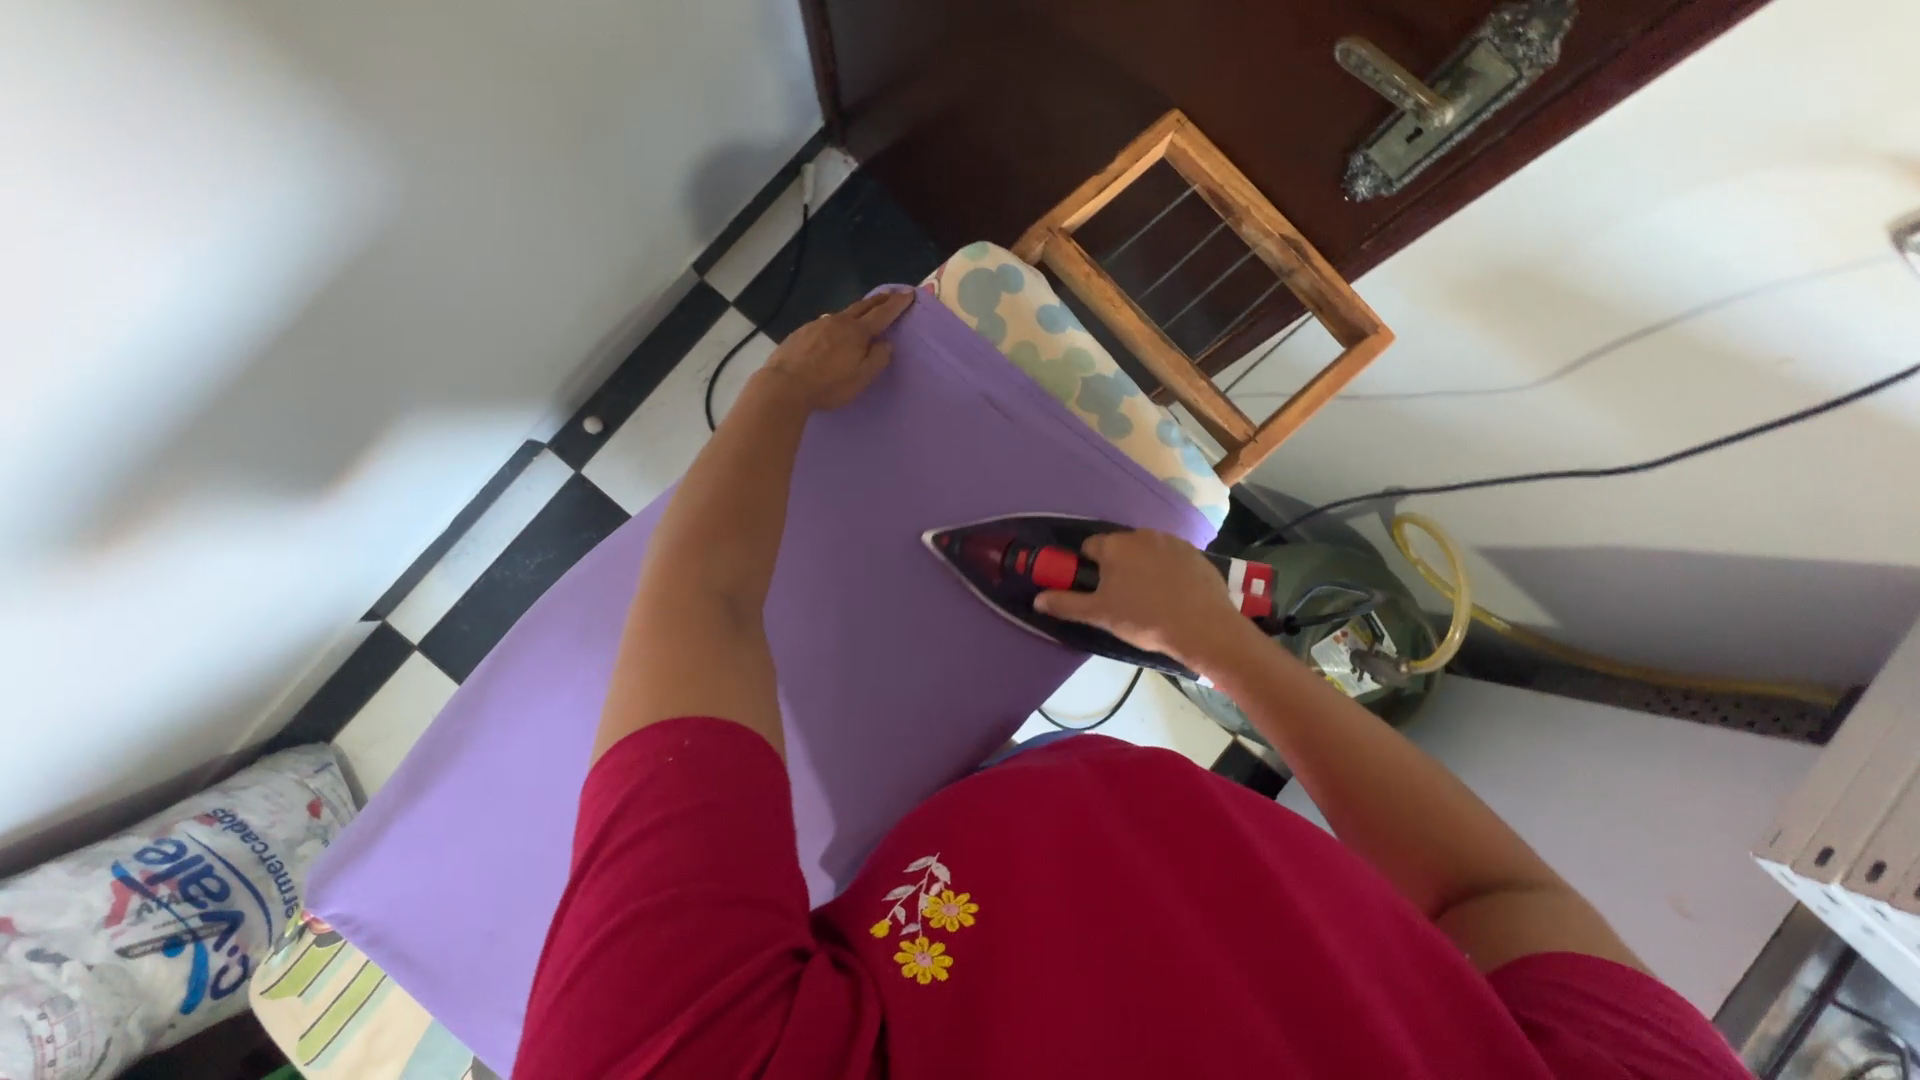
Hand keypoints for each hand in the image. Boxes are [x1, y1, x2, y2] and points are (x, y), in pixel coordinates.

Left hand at [759, 289, 914, 410]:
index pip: (882, 314)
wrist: (784, 385)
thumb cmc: (828, 385)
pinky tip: (832, 332)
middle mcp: (838, 322)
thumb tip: (885, 343)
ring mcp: (817, 324)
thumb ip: (878, 358)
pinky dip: (836, 324)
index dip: (897, 304)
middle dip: (879, 299)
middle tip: (891, 293)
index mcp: (857, 332)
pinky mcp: (801, 332)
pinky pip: (825, 323)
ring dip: (856, 311)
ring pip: (842, 314)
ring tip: (862, 313)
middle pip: (863, 306)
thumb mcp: (861, 377)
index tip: (908, 293)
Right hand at [1033, 530, 1247, 665]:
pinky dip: (1168, 571)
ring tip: (1150, 599)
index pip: (1089, 547)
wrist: (1203, 627)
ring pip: (1146, 552)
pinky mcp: (1196, 553)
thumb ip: (1065, 603)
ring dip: (1142, 567)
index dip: (1087, 568)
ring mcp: (1172, 541)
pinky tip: (1173, 595)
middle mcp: (1142, 535)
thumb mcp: (1099, 615)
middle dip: (1116, 567)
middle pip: (1119, 548)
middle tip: (1121, 598)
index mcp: (1115, 545)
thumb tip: (1037, 599)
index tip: (1095, 590)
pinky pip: (1172, 558)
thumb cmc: (1144, 618)